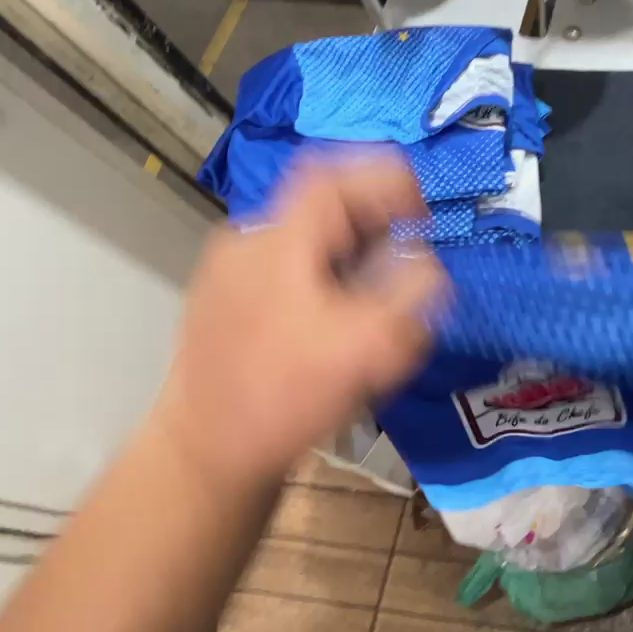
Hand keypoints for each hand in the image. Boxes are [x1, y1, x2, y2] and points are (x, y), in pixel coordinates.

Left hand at [155, 154, 446, 485]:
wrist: (207, 455)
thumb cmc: (286, 398)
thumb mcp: (371, 347)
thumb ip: (413, 293)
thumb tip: (425, 262)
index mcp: (277, 243)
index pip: (332, 177)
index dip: (386, 180)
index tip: (420, 217)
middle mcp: (249, 244)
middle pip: (324, 209)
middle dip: (377, 228)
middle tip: (407, 264)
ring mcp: (233, 274)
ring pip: (310, 241)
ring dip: (355, 257)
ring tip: (379, 300)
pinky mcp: (230, 302)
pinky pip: (293, 269)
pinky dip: (329, 279)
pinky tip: (341, 323)